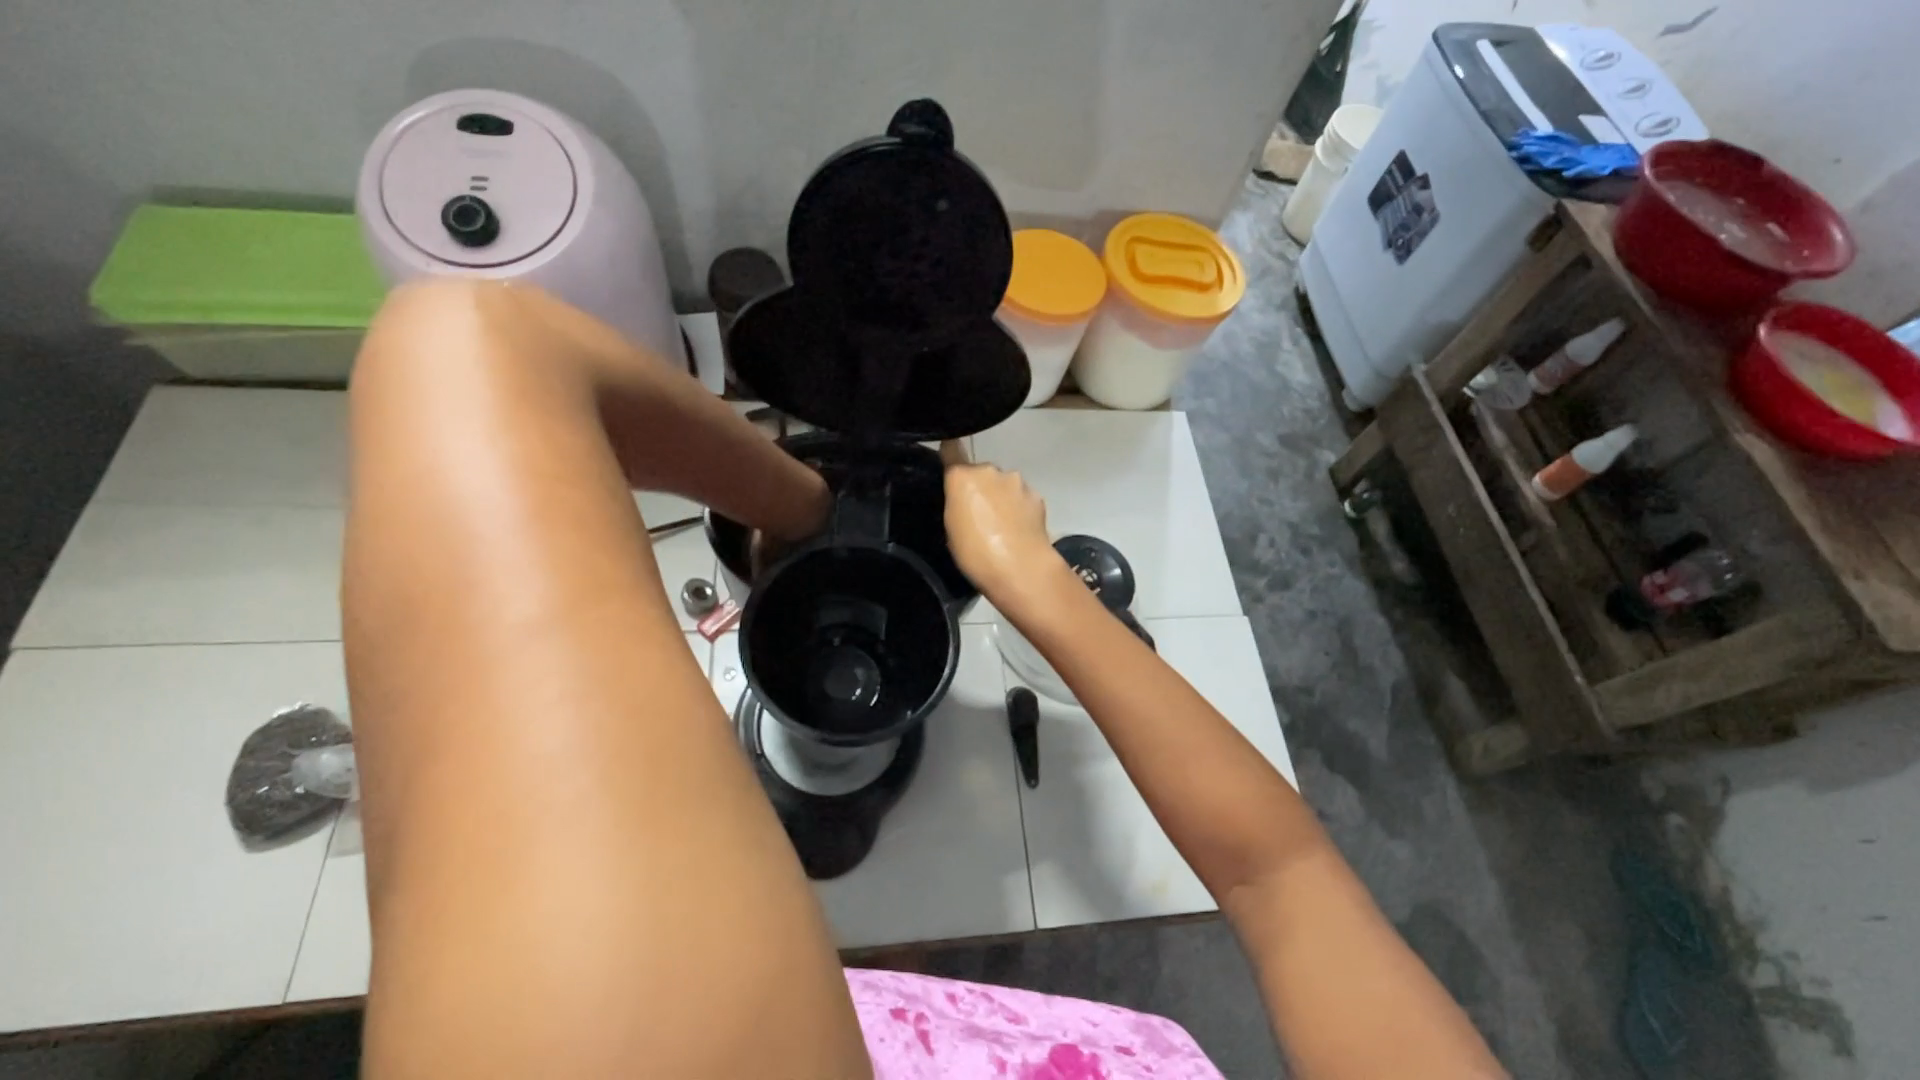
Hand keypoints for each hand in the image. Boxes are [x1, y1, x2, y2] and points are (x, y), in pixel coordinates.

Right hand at [943, 462, 1063, 604]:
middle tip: (978, 514)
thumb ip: (956, 502)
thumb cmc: (975, 553)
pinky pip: (1022, 497)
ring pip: (1004, 484)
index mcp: (962, 476)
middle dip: (979, 487)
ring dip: (1001, 496)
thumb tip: (963, 494)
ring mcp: (1017, 482)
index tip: (948, 455)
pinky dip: (1019, 507)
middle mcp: (990, 470)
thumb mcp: (951, 528)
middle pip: (980, 472)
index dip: (949, 452)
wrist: (1021, 569)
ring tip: (1001, 525)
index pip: (951, 449)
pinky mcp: (1037, 497)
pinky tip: (1019, 529)